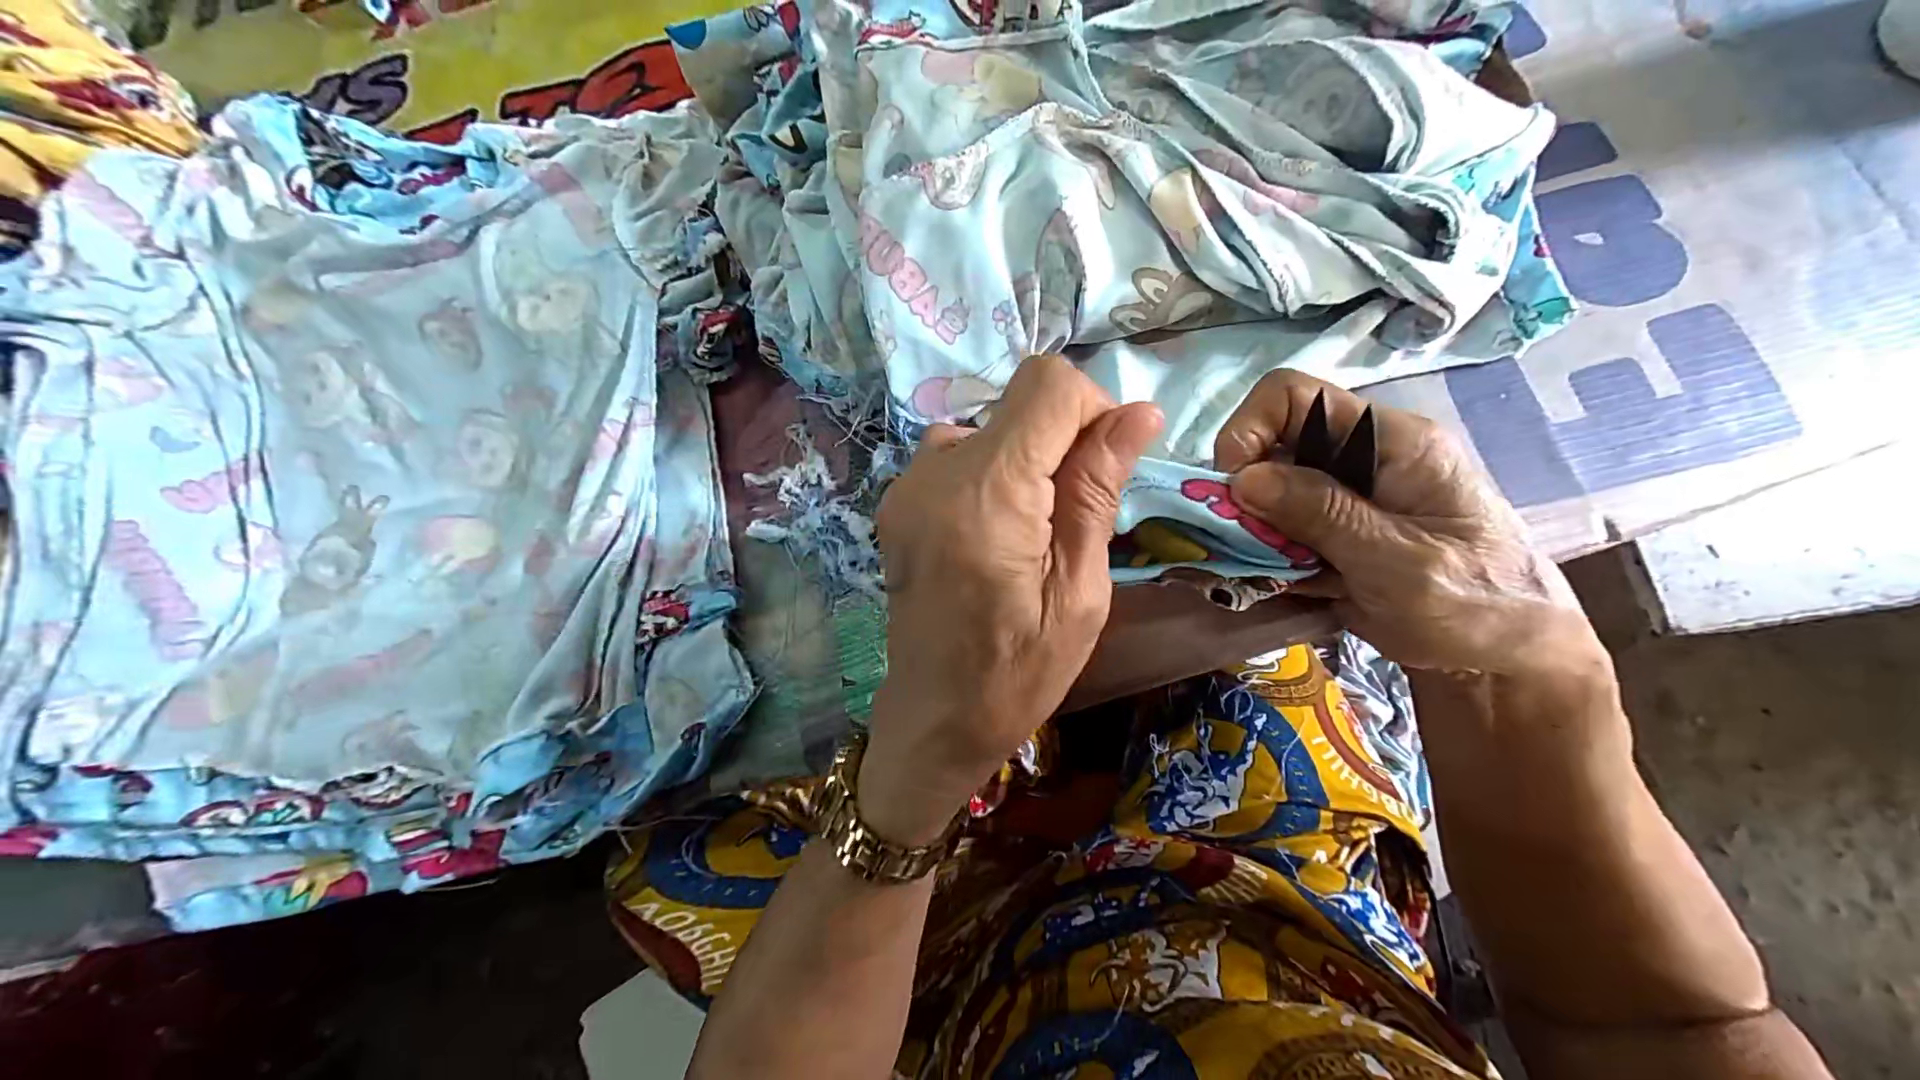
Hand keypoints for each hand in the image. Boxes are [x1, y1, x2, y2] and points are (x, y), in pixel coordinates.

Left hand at [860, 356, 1162, 844]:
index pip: (1048, 385)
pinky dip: (994, 474)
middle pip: (1020, 402)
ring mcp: (908, 483)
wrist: (934, 716)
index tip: (1107, 464)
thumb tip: (1140, 411)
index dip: (1094, 409)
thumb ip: (1098, 489)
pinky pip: (961, 455)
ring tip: (1033, 532)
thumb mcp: (1080, 590)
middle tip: (1073, 514)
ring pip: (992, 425)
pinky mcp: (899, 500)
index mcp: (987, 492)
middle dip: (1064, 438)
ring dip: (1028, 459)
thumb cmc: (1019, 670)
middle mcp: (936, 470)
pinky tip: (996, 535)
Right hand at [1215, 370, 1606, 680]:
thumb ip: (1325, 516)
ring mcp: (1347, 494)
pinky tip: (1285, 582)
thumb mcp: (1401, 564)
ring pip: (1268, 489)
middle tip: (1249, 544)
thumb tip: (1243, 478)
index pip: (1295, 396)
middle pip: (1273, 444)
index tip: (1235, 491)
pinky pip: (1279, 525)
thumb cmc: (1477, 607)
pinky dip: (1266, 552)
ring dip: (1253, 528)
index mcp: (1393, 442)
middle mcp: (1364, 456)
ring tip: (1271, 571)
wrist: (1508, 658)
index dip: (1248, 431)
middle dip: (1246, 492)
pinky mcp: (1334, 529)